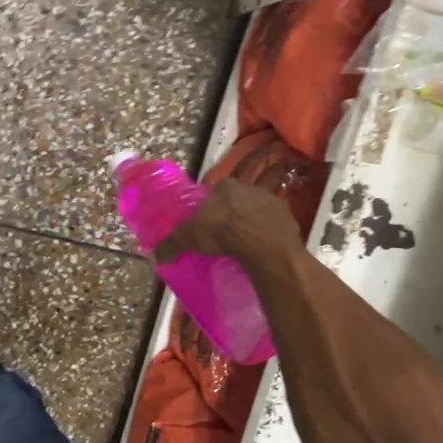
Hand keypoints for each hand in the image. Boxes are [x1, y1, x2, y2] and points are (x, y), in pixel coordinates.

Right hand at [153, 179, 303, 266]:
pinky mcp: (288, 216)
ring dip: (249, 222)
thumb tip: (155, 256)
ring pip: (256, 210)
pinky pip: (273, 223)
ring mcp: (271, 200)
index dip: (208, 206)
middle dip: (230, 212)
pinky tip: (259, 247)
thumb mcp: (187, 238)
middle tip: (222, 234)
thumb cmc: (222, 233)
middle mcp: (249, 186)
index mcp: (224, 185)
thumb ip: (170, 244)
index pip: (213, 191)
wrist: (263, 245)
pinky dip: (266, 232)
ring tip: (242, 243)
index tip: (205, 222)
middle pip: (235, 199)